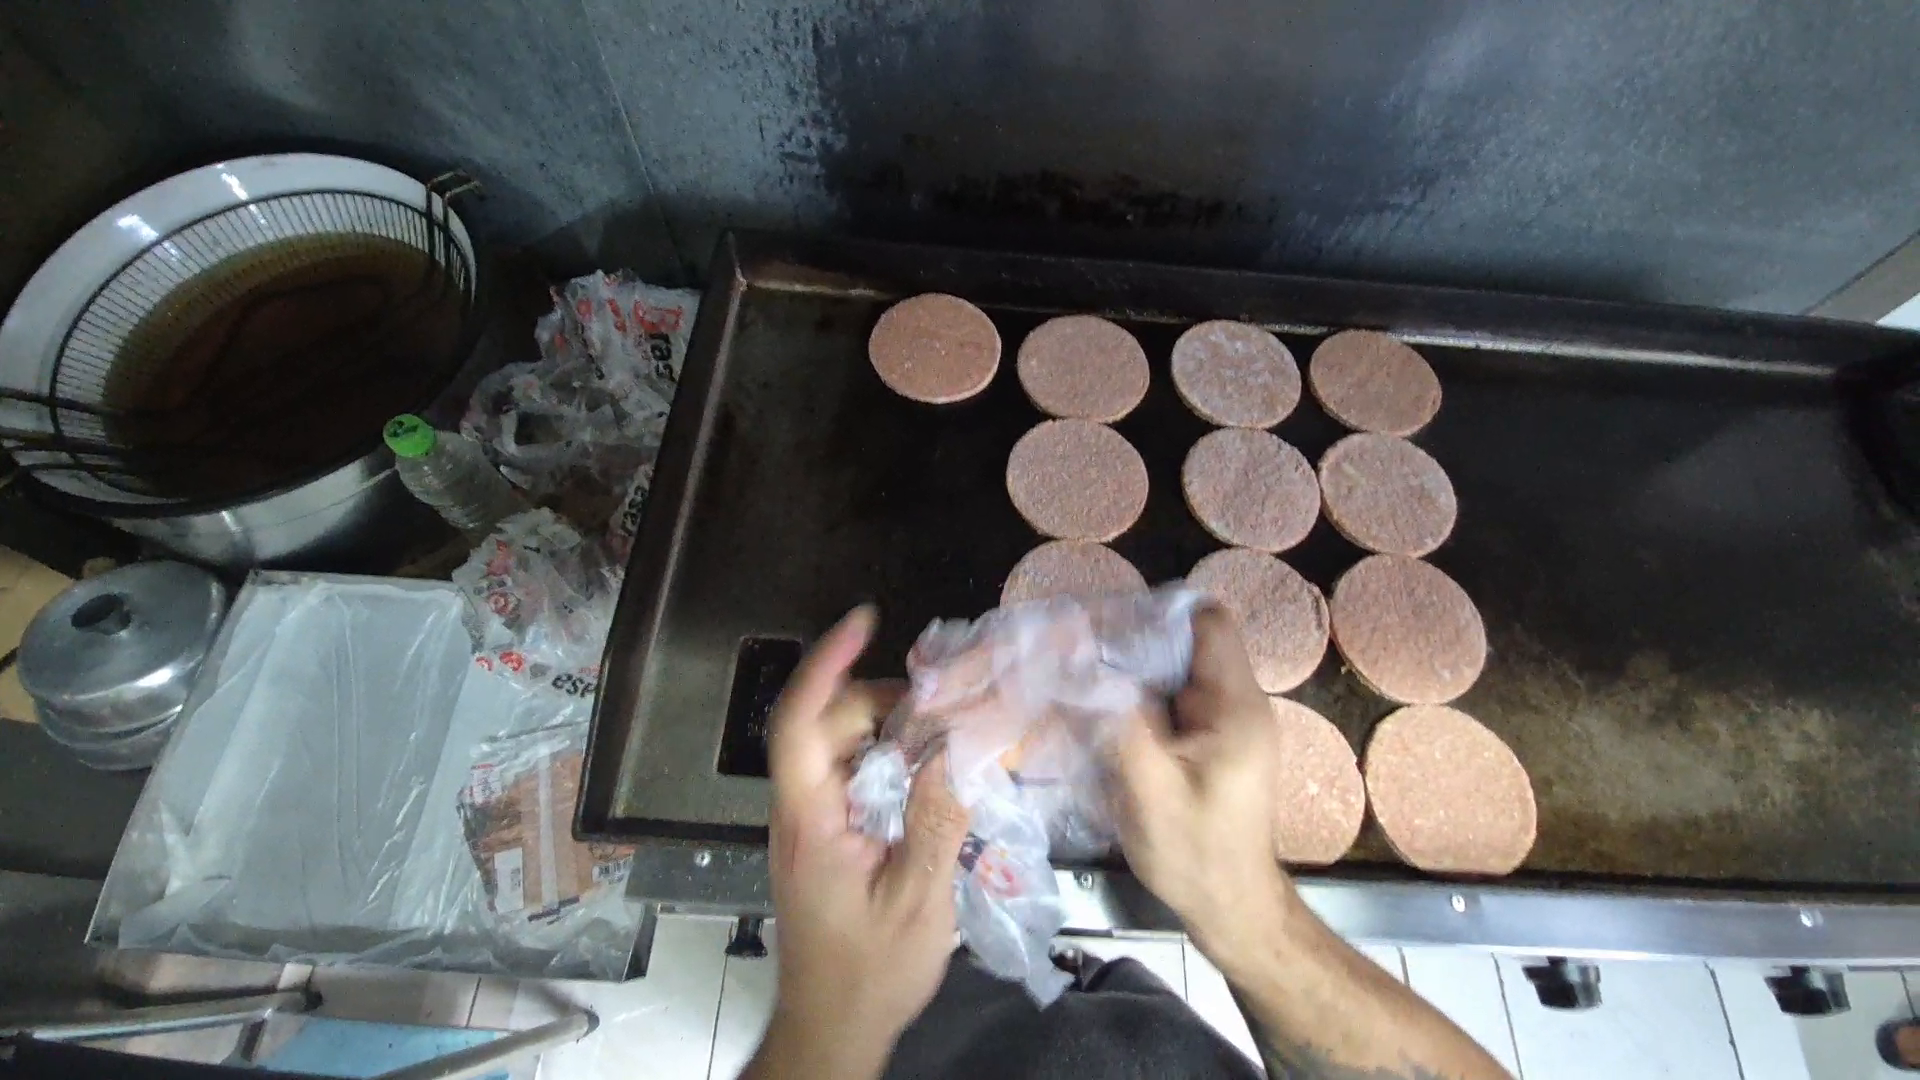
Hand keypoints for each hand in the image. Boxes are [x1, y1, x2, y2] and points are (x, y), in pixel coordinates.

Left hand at [750, 606, 970, 1079]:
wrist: (832, 1028)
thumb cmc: (866, 974)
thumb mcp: (915, 900)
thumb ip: (937, 820)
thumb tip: (961, 747)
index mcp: (809, 819)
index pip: (798, 722)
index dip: (825, 665)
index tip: (861, 623)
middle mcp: (803, 808)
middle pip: (831, 724)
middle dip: (884, 700)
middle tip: (944, 703)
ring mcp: (814, 820)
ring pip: (846, 746)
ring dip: (893, 729)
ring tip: (947, 734)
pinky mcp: (830, 833)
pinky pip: (857, 774)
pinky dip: (893, 759)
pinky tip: (933, 770)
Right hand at [1109, 606, 1295, 956]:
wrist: (1230, 907)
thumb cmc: (1195, 853)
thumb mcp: (1149, 788)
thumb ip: (1118, 719)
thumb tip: (1082, 661)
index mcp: (1234, 703)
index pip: (1207, 620)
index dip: (1156, 612)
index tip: (1103, 627)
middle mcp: (1236, 700)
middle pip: (1186, 639)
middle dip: (1132, 639)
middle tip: (1077, 652)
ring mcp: (1224, 718)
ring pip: (1175, 665)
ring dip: (1131, 668)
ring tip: (1081, 676)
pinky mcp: (1210, 736)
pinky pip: (1173, 694)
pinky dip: (1138, 693)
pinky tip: (1104, 708)